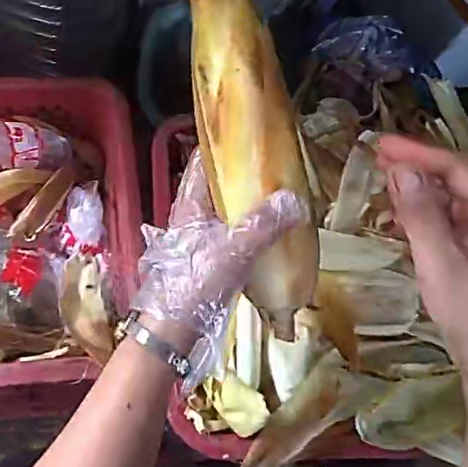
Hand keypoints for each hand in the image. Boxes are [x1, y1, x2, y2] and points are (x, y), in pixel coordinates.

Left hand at [132, 151, 306, 366]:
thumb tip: (294, 199)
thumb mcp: (231, 251)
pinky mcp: (208, 259)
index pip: (203, 162)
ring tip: (280, 195)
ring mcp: (199, 238)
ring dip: (248, 203)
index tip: (250, 136)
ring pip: (225, 210)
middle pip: (217, 185)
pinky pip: (232, 233)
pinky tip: (271, 233)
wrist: (172, 331)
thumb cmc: (193, 284)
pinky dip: (249, 228)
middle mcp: (191, 216)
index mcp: (190, 204)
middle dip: (242, 175)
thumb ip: (263, 225)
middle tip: (275, 166)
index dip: (222, 145)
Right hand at [378, 134, 467, 375]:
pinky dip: (430, 215)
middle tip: (379, 157)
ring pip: (460, 202)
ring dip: (424, 189)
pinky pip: (459, 224)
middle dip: (421, 166)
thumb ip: (420, 214)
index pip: (460, 169)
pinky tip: (405, 217)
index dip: (419, 153)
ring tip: (386, 181)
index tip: (380, 144)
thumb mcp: (440, 264)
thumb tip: (401, 169)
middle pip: (463, 181)